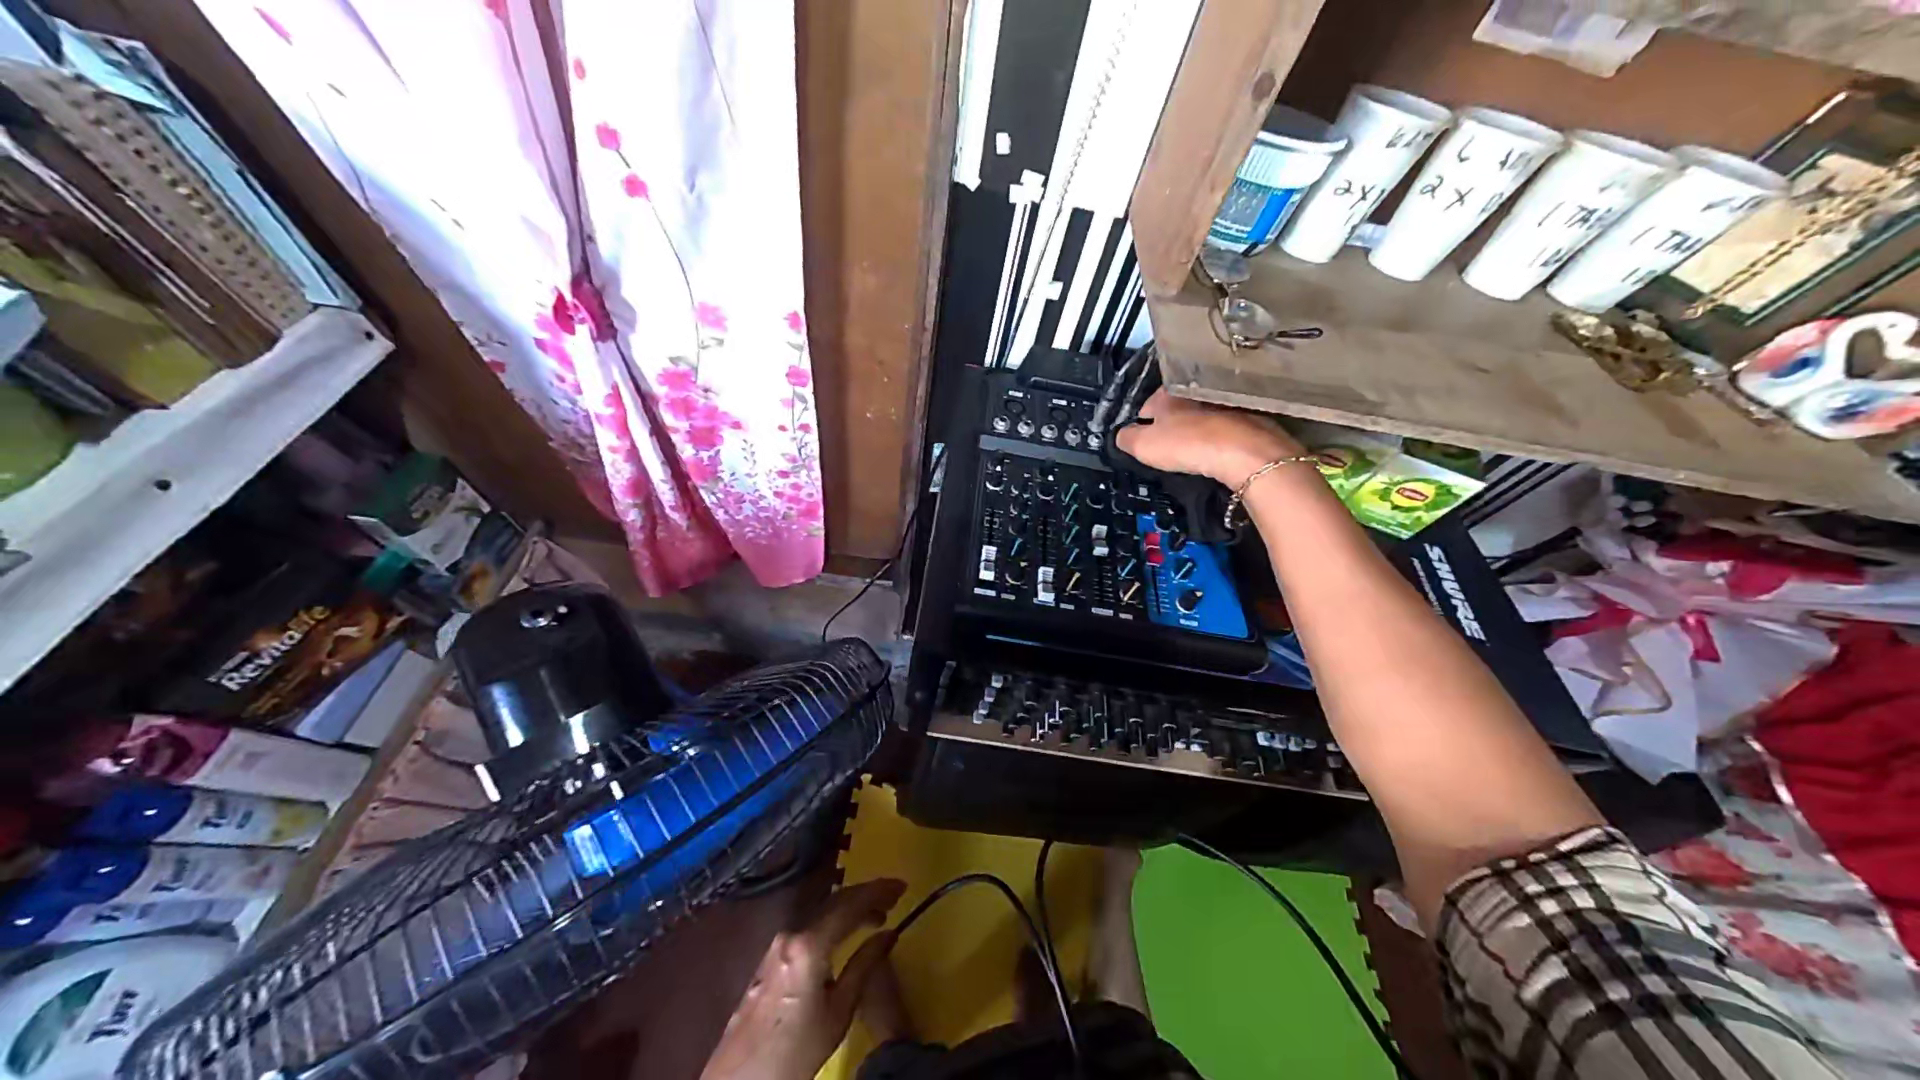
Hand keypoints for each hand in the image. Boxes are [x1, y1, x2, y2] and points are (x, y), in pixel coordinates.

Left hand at [699, 878, 906, 1079]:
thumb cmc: (795, 1052)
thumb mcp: (839, 1012)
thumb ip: (864, 966)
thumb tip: (888, 934)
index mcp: (809, 945)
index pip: (850, 904)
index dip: (878, 891)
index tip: (901, 886)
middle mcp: (791, 934)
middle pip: (834, 901)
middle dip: (865, 895)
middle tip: (893, 897)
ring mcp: (776, 944)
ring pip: (820, 913)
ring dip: (848, 908)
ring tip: (874, 915)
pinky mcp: (769, 958)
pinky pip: (808, 927)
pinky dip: (831, 922)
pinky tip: (843, 933)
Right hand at [1114, 389, 1303, 486]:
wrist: (1244, 452)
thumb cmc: (1191, 444)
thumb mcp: (1142, 445)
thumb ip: (1125, 438)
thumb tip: (1121, 436)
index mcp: (1167, 393)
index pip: (1145, 405)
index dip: (1141, 424)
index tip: (1143, 440)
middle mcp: (1196, 391)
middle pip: (1175, 409)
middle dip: (1170, 425)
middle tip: (1167, 449)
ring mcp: (1223, 402)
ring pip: (1202, 416)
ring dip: (1196, 430)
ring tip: (1193, 454)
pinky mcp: (1248, 417)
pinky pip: (1225, 428)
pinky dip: (1219, 438)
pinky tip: (1216, 454)